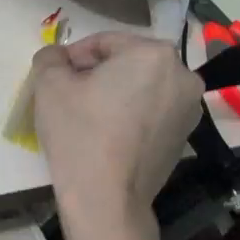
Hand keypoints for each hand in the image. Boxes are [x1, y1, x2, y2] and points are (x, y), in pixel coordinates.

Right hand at [32, 30, 202, 220]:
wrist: (106, 198)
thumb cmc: (79, 133)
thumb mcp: (49, 86)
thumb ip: (50, 58)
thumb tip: (56, 56)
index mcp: (152, 53)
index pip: (104, 42)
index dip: (73, 56)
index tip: (54, 77)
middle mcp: (182, 74)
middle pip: (128, 63)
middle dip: (97, 74)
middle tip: (68, 95)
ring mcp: (189, 108)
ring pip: (142, 87)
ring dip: (115, 93)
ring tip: (88, 116)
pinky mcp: (185, 136)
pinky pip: (152, 112)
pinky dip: (131, 115)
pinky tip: (108, 135)